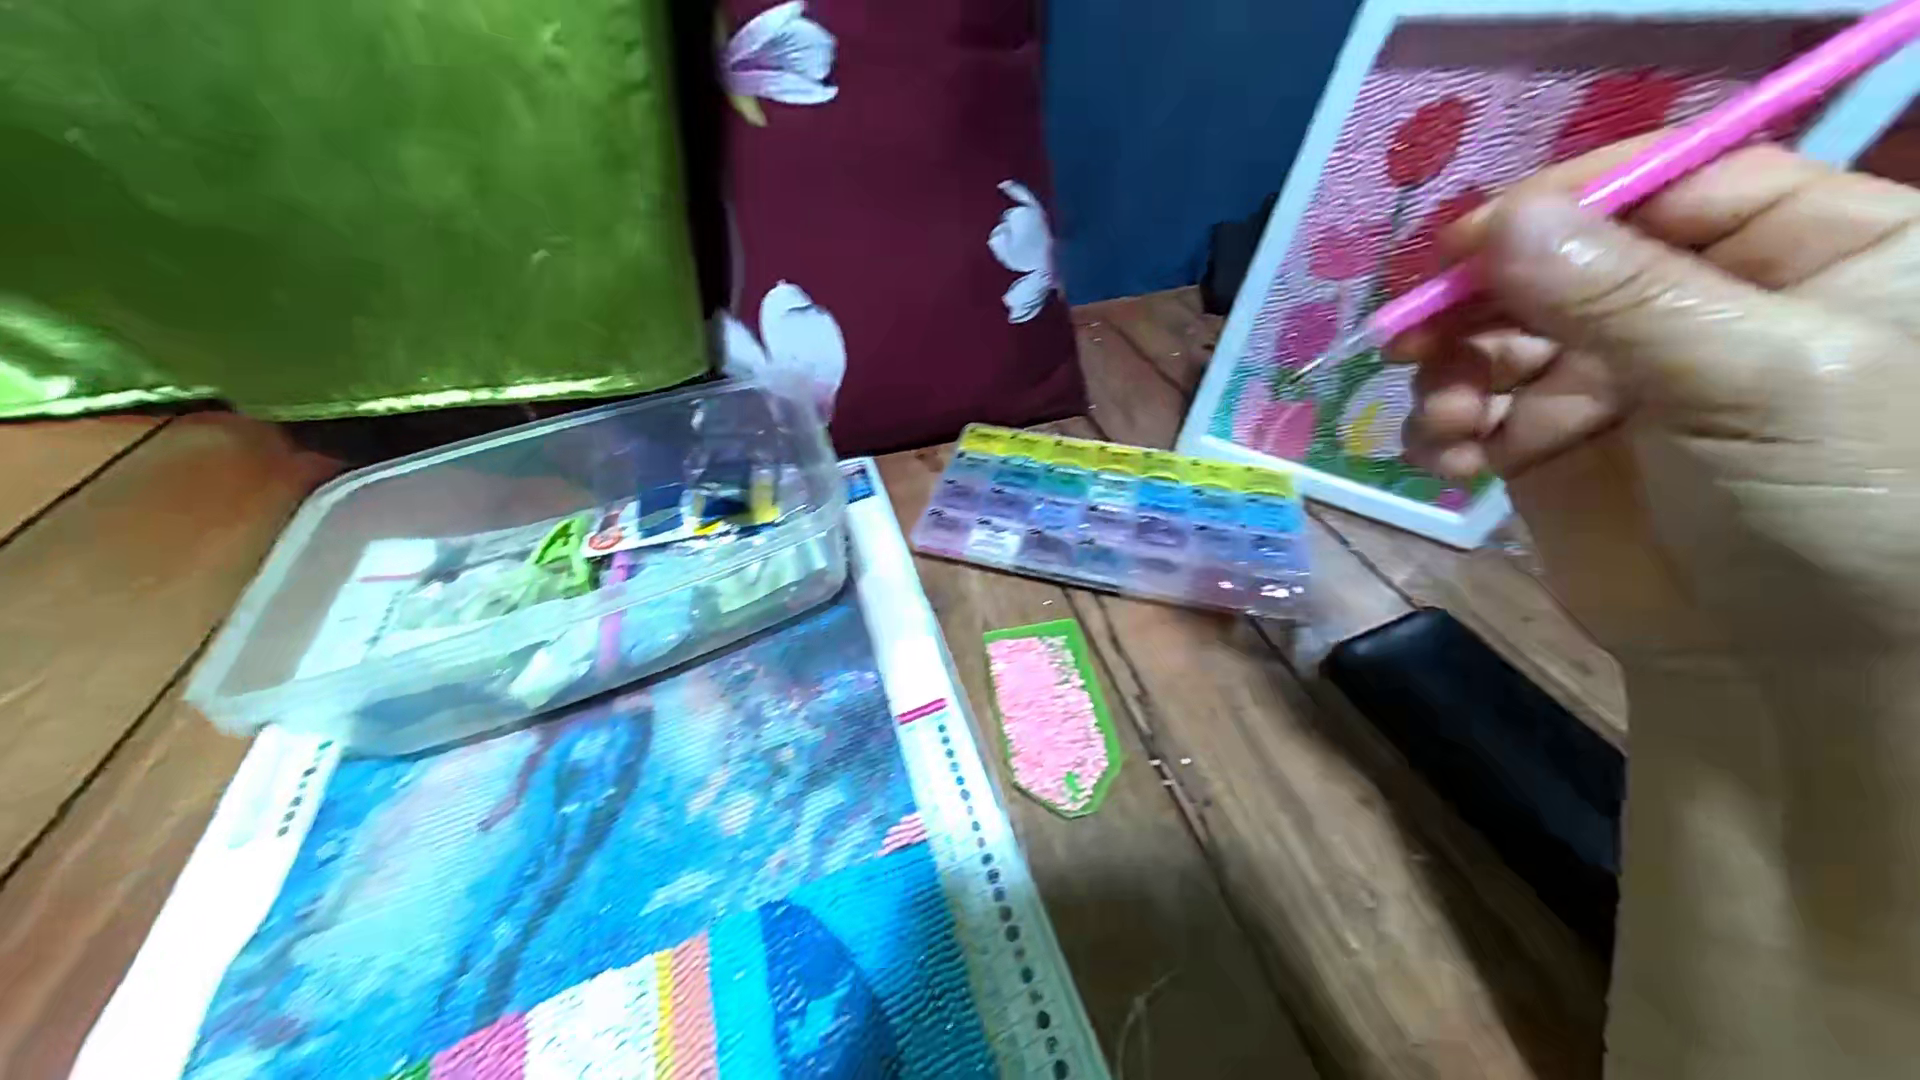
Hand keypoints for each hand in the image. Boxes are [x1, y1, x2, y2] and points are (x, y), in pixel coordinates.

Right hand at [1397, 142, 1919, 662]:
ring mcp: (1602, 380)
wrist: (1778, 661)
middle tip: (1413, 338)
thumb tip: (1498, 223)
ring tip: (1444, 424)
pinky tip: (1443, 460)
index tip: (1469, 242)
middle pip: (1553, 265)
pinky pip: (1470, 414)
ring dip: (1449, 378)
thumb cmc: (1830, 505)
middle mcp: (1686, 309)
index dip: (1564, 202)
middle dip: (1475, 305)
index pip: (1667, 187)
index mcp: (1798, 256)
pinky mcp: (1539, 441)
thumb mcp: (1750, 382)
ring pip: (1493, 342)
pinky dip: (1442, 432)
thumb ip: (1620, 297)